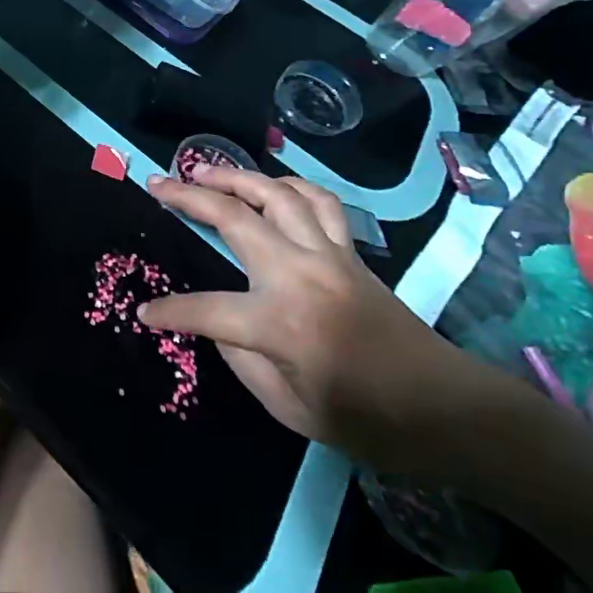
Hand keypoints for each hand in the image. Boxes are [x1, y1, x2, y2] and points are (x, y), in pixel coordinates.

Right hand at [139, 166, 487, 474]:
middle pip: (232, 218)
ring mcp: (328, 256)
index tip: (145, 312)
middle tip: (155, 185)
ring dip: (234, 176)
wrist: (447, 410)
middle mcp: (299, 274)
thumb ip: (241, 358)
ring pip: (275, 194)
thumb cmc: (367, 421)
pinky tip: (268, 186)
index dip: (169, 311)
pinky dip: (288, 186)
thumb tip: (215, 323)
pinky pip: (318, 203)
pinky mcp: (350, 253)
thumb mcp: (290, 408)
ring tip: (203, 170)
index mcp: (280, 322)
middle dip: (186, 197)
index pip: (204, 309)